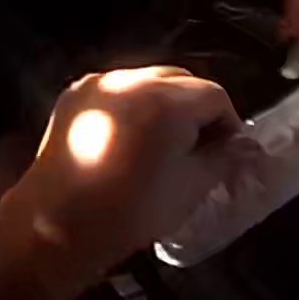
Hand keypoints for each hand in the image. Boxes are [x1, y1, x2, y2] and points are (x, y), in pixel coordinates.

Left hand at [0, 67, 242, 289]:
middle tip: (198, 145)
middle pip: (180, 79)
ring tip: (160, 142)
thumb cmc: (132, 210)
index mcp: (165, 100)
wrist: (58, 221)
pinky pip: (117, 87)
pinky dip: (130, 103)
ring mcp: (100, 80)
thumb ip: (222, 158)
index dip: (228, 122)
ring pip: (147, 80)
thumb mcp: (190, 187)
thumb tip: (240, 145)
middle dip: (196, 107)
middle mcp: (132, 78)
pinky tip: (126, 137)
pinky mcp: (77, 90)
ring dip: (163, 102)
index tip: (227, 151)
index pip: (213, 94)